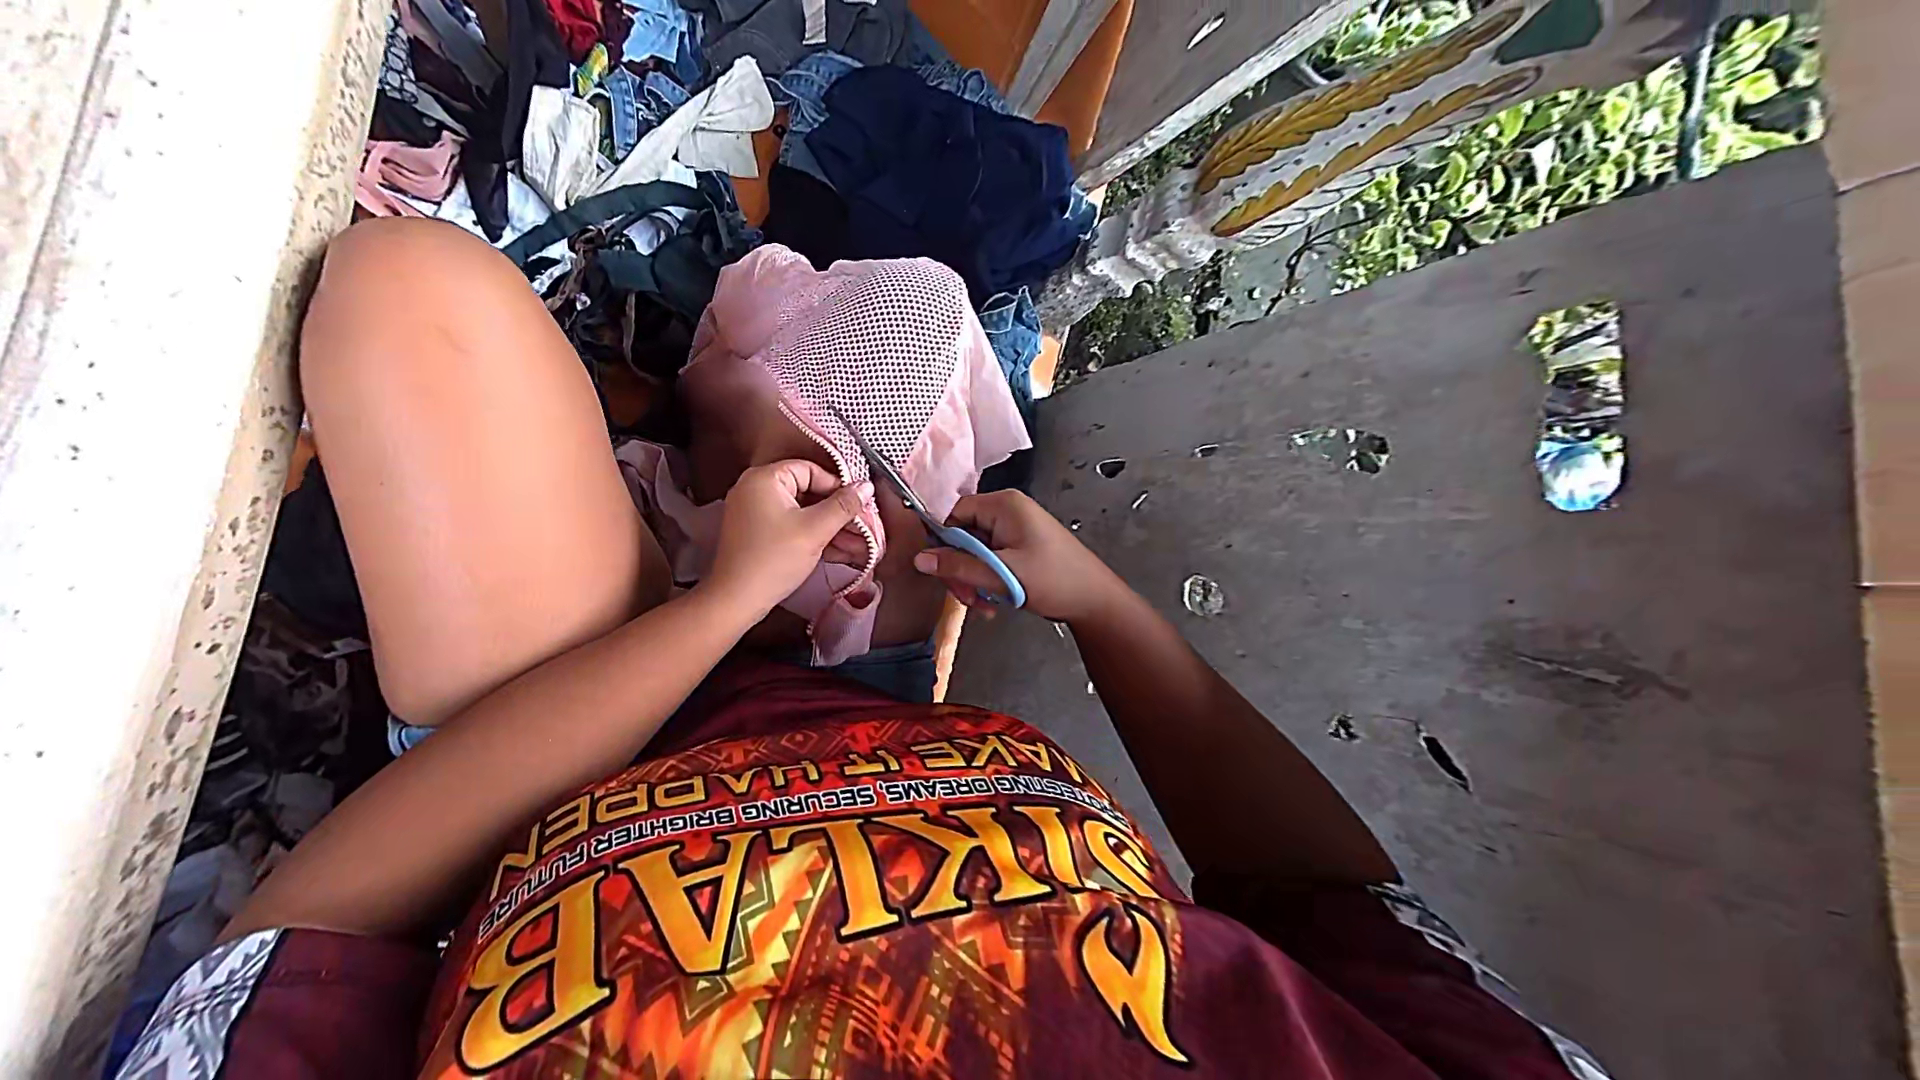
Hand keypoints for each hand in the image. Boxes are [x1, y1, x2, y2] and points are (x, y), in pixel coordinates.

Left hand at [707, 460, 869, 619]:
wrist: (736, 599)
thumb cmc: (773, 560)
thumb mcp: (815, 529)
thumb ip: (843, 505)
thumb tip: (866, 486)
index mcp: (765, 479)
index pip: (811, 470)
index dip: (837, 486)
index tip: (858, 504)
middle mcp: (755, 489)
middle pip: (807, 491)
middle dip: (837, 512)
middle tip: (862, 526)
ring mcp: (754, 512)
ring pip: (802, 512)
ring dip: (830, 527)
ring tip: (857, 544)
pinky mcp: (758, 533)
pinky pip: (791, 525)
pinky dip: (812, 535)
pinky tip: (838, 550)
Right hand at [912, 490, 1126, 623]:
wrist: (1094, 601)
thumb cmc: (1058, 581)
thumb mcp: (1001, 575)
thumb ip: (958, 566)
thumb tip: (922, 558)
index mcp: (1004, 505)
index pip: (953, 514)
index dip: (943, 543)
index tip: (942, 569)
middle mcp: (1008, 512)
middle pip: (962, 536)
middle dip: (961, 569)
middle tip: (968, 596)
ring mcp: (1014, 530)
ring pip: (974, 553)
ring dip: (973, 580)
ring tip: (985, 603)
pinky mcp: (1019, 548)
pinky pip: (990, 561)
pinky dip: (987, 582)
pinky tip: (995, 601)